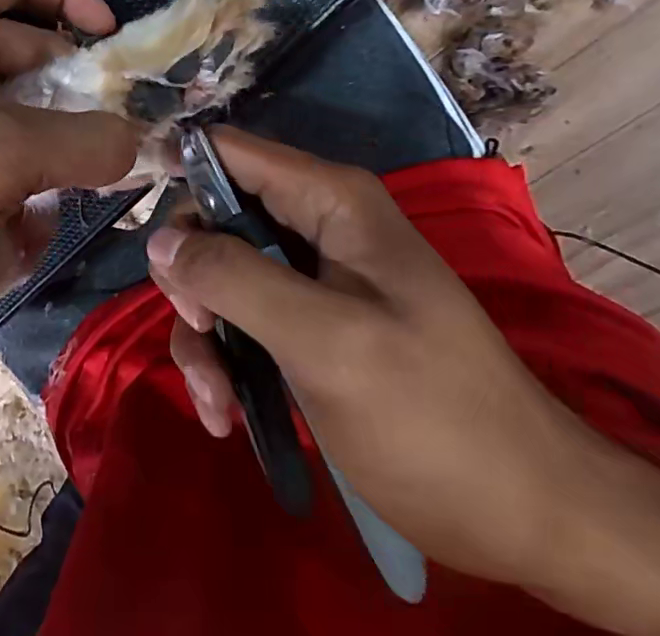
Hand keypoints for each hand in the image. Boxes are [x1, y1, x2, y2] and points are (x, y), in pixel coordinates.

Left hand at [0, 0, 141, 348]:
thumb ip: (90, 142)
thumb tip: (148, 142)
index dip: (84, 9)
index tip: (125, 56)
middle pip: (31, 54)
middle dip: (78, 104)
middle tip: (126, 150)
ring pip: (12, 116)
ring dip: (48, 157)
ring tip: (77, 198)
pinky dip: (12, 186)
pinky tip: (25, 230)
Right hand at [146, 128, 621, 588]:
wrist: (514, 507)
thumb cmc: (428, 414)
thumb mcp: (324, 340)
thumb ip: (236, 278)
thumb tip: (161, 238)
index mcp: (332, 200)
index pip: (231, 152)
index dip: (180, 178)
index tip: (145, 241)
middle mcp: (319, 224)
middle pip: (216, 220)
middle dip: (193, 279)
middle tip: (202, 333)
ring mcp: (314, 279)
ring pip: (221, 279)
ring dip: (205, 338)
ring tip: (217, 404)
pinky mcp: (310, 326)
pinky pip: (244, 323)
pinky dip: (227, 364)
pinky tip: (230, 417)